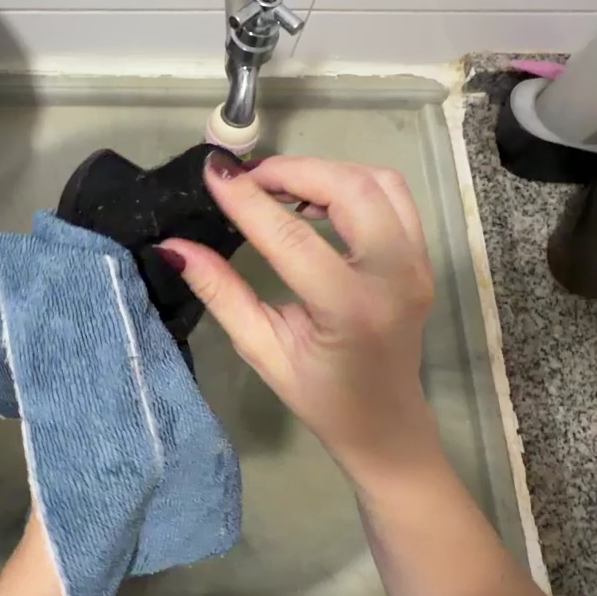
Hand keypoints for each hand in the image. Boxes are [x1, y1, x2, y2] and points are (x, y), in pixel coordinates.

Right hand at [159, 153, 437, 475]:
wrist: (387, 424)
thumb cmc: (320, 397)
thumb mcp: (261, 349)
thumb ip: (220, 293)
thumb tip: (174, 247)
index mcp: (350, 310)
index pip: (291, 237)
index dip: (247, 200)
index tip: (213, 172)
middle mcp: (395, 277)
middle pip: (349, 190)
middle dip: (292, 171)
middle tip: (248, 179)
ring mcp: (417, 263)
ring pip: (377, 182)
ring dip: (324, 173)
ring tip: (279, 187)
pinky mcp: (423, 256)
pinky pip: (392, 196)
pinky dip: (351, 183)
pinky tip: (315, 201)